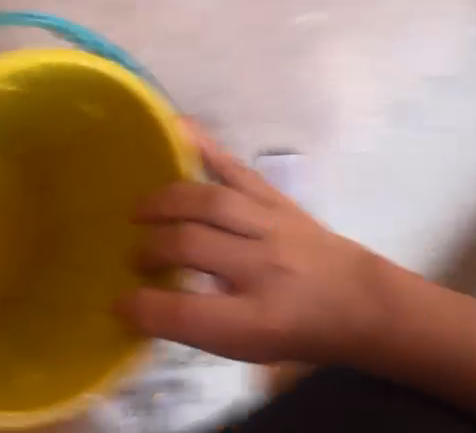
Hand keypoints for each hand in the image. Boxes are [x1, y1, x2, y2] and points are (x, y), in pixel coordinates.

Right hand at [116, 127, 392, 365]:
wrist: (357, 299)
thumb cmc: (297, 330)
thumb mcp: (248, 347)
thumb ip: (198, 324)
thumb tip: (142, 300)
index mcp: (254, 321)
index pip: (186, 313)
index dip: (143, 306)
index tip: (118, 301)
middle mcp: (263, 268)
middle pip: (192, 245)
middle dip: (151, 247)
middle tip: (132, 255)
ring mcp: (272, 225)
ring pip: (210, 201)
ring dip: (166, 201)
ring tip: (140, 209)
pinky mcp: (277, 198)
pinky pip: (236, 169)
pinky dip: (205, 146)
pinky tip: (176, 129)